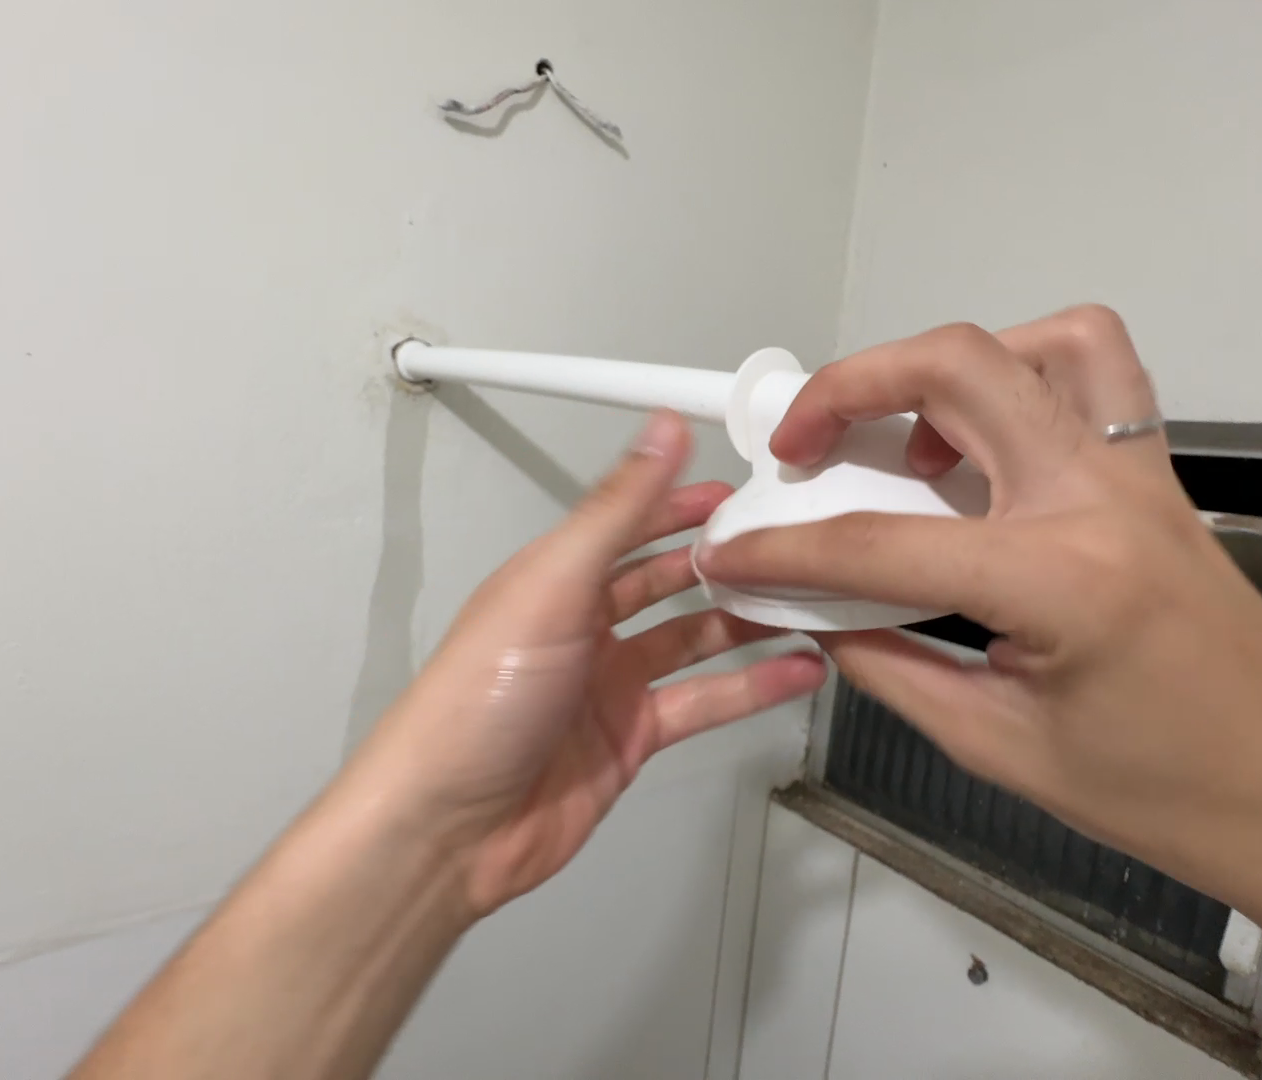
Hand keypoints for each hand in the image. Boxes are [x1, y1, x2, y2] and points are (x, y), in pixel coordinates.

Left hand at [341, 410, 825, 915]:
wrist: (450, 826)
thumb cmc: (483, 695)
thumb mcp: (553, 586)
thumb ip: (616, 510)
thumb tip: (661, 428)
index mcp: (557, 577)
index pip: (629, 523)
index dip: (680, 503)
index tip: (739, 491)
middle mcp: (584, 624)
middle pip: (666, 582)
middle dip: (722, 563)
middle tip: (786, 548)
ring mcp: (611, 683)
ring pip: (692, 641)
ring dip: (745, 623)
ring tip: (811, 604)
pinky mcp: (632, 736)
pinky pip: (703, 702)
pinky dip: (751, 688)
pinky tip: (798, 672)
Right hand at [698, 306, 1261, 907]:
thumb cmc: (1160, 793)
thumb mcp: (991, 743)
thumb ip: (885, 662)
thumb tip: (812, 610)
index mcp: (1055, 579)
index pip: (877, 542)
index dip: (782, 548)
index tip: (727, 553)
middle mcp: (1097, 495)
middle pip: (955, 369)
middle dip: (846, 387)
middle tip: (795, 444)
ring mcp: (1136, 470)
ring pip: (1032, 342)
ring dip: (937, 367)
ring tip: (892, 435)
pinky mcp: (1153, 473)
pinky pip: (1089, 370)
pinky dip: (1014, 371)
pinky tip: (972, 442)